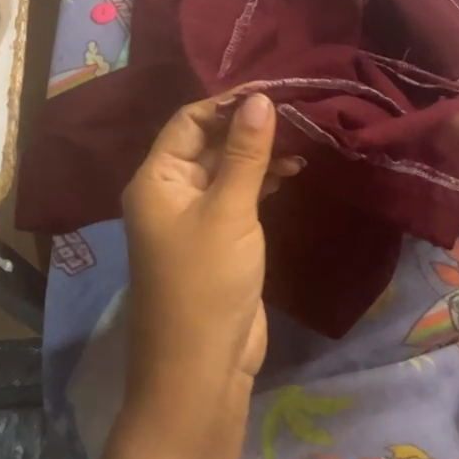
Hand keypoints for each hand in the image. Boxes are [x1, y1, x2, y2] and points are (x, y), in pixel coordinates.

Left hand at [122, 93, 299, 400]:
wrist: (201, 368)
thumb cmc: (207, 283)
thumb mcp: (230, 212)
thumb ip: (245, 154)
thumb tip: (259, 98)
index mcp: (157, 179)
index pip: (188, 121)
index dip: (227, 102)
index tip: (273, 90)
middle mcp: (169, 192)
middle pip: (207, 142)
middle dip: (247, 126)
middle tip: (296, 109)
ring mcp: (193, 217)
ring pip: (225, 169)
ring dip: (258, 153)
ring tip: (302, 138)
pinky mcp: (217, 240)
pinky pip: (236, 196)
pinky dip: (261, 181)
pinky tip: (292, 170)